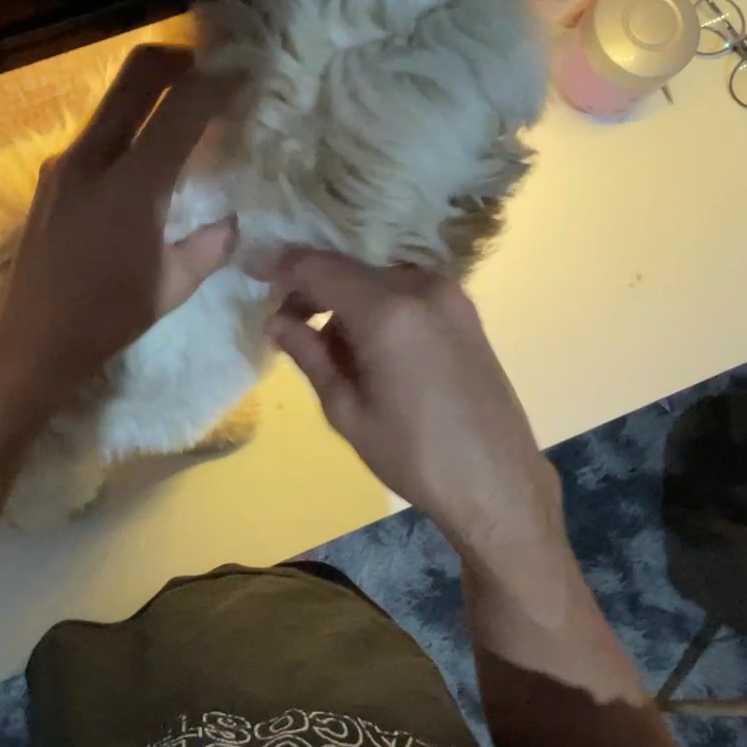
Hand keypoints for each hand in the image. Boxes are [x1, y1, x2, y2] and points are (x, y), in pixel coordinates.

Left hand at [0, 45, 238, 425]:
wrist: (35, 340)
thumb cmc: (108, 318)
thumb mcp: (172, 287)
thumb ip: (209, 246)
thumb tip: (231, 223)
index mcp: (133, 185)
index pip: (182, 107)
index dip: (218, 84)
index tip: (244, 79)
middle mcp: (92, 158)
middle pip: (137, 75)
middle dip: (178, 60)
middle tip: (208, 71)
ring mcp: (63, 164)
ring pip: (111, 103)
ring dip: (148, 97)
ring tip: (177, 122)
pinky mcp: (49, 180)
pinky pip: (94, 136)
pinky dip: (124, 131)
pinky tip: (139, 164)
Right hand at [261, 251, 566, 568]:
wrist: (495, 481)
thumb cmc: (413, 455)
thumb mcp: (347, 410)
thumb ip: (309, 355)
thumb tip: (276, 321)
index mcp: (388, 312)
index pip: (321, 268)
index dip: (281, 265)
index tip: (250, 269)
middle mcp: (422, 288)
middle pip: (350, 268)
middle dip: (311, 287)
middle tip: (283, 321)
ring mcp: (450, 296)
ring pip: (377, 279)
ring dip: (344, 300)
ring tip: (326, 348)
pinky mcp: (464, 311)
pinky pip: (404, 292)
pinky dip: (375, 306)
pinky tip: (365, 347)